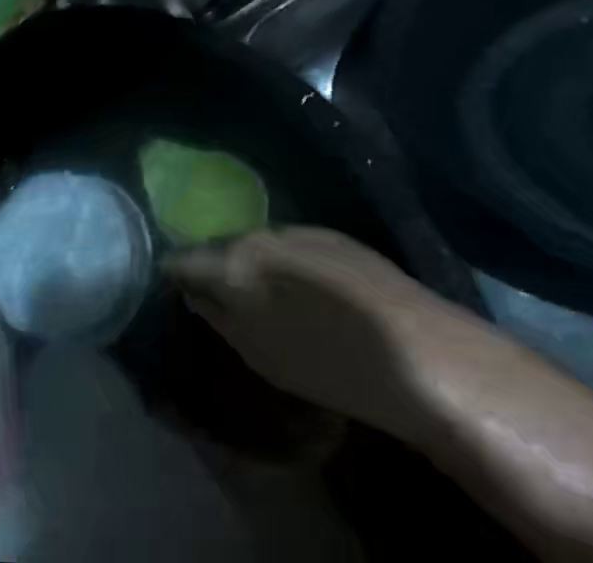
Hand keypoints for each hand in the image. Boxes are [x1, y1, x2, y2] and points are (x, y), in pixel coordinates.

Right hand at [164, 227, 433, 431]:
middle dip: (213, 267)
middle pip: (222, 246)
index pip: (184, 257)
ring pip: (257, 243)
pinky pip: (289, 246)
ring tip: (258, 295)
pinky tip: (299, 290)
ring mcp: (302, 230)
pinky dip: (282, 263)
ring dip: (249, 263)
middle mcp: (263, 233)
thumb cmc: (326, 363)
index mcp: (236, 260)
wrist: (420, 352)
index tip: (172, 289)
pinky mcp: (335, 236)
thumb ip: (216, 314)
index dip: (173, 273)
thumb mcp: (258, 352)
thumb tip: (192, 289)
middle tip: (214, 298)